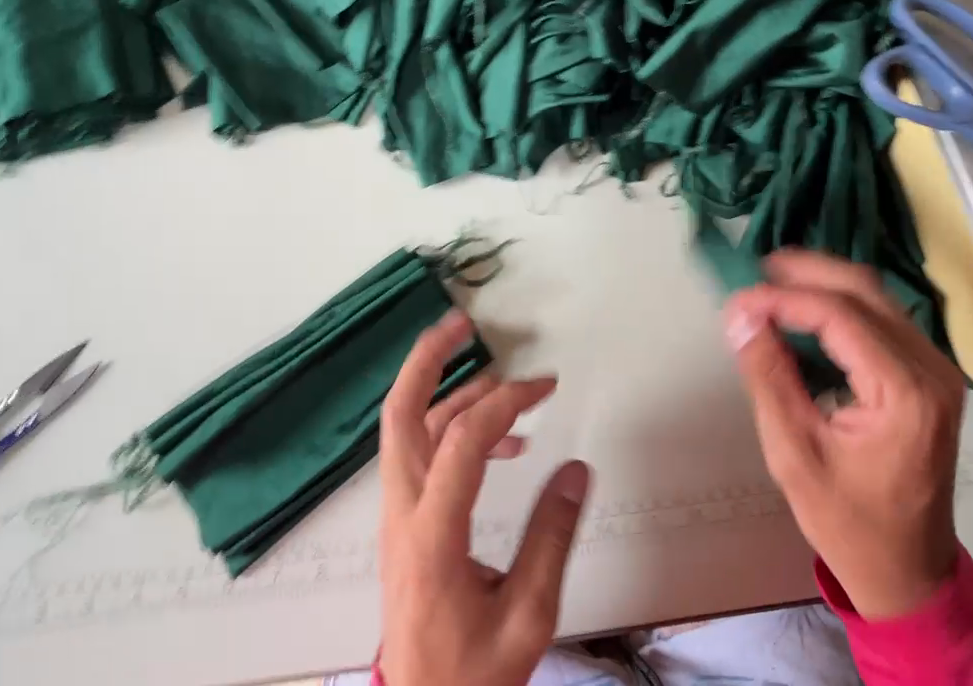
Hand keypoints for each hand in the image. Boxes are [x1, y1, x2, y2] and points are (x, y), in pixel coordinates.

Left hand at [378, 310, 591, 685]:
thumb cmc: (472, 670)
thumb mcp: (528, 615)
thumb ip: (552, 539)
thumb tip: (575, 469)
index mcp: (431, 535)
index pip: (461, 444)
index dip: (503, 405)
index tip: (543, 388)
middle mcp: (402, 512)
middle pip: (400, 415)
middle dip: (426, 360)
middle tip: (459, 322)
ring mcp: (397, 514)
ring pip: (407, 429)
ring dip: (446, 390)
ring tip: (503, 382)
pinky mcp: (404, 521)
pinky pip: (421, 455)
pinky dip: (454, 429)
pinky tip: (503, 444)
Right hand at [724, 250, 966, 619]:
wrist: (907, 569)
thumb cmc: (847, 521)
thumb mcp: (794, 453)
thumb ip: (768, 376)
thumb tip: (739, 315)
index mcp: (905, 392)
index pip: (840, 316)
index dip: (784, 299)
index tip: (737, 300)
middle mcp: (931, 370)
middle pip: (866, 291)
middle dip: (807, 272)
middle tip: (754, 270)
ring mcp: (937, 370)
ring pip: (877, 298)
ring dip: (823, 284)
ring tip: (772, 285)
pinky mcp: (929, 376)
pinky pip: (884, 319)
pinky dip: (841, 306)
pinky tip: (805, 311)